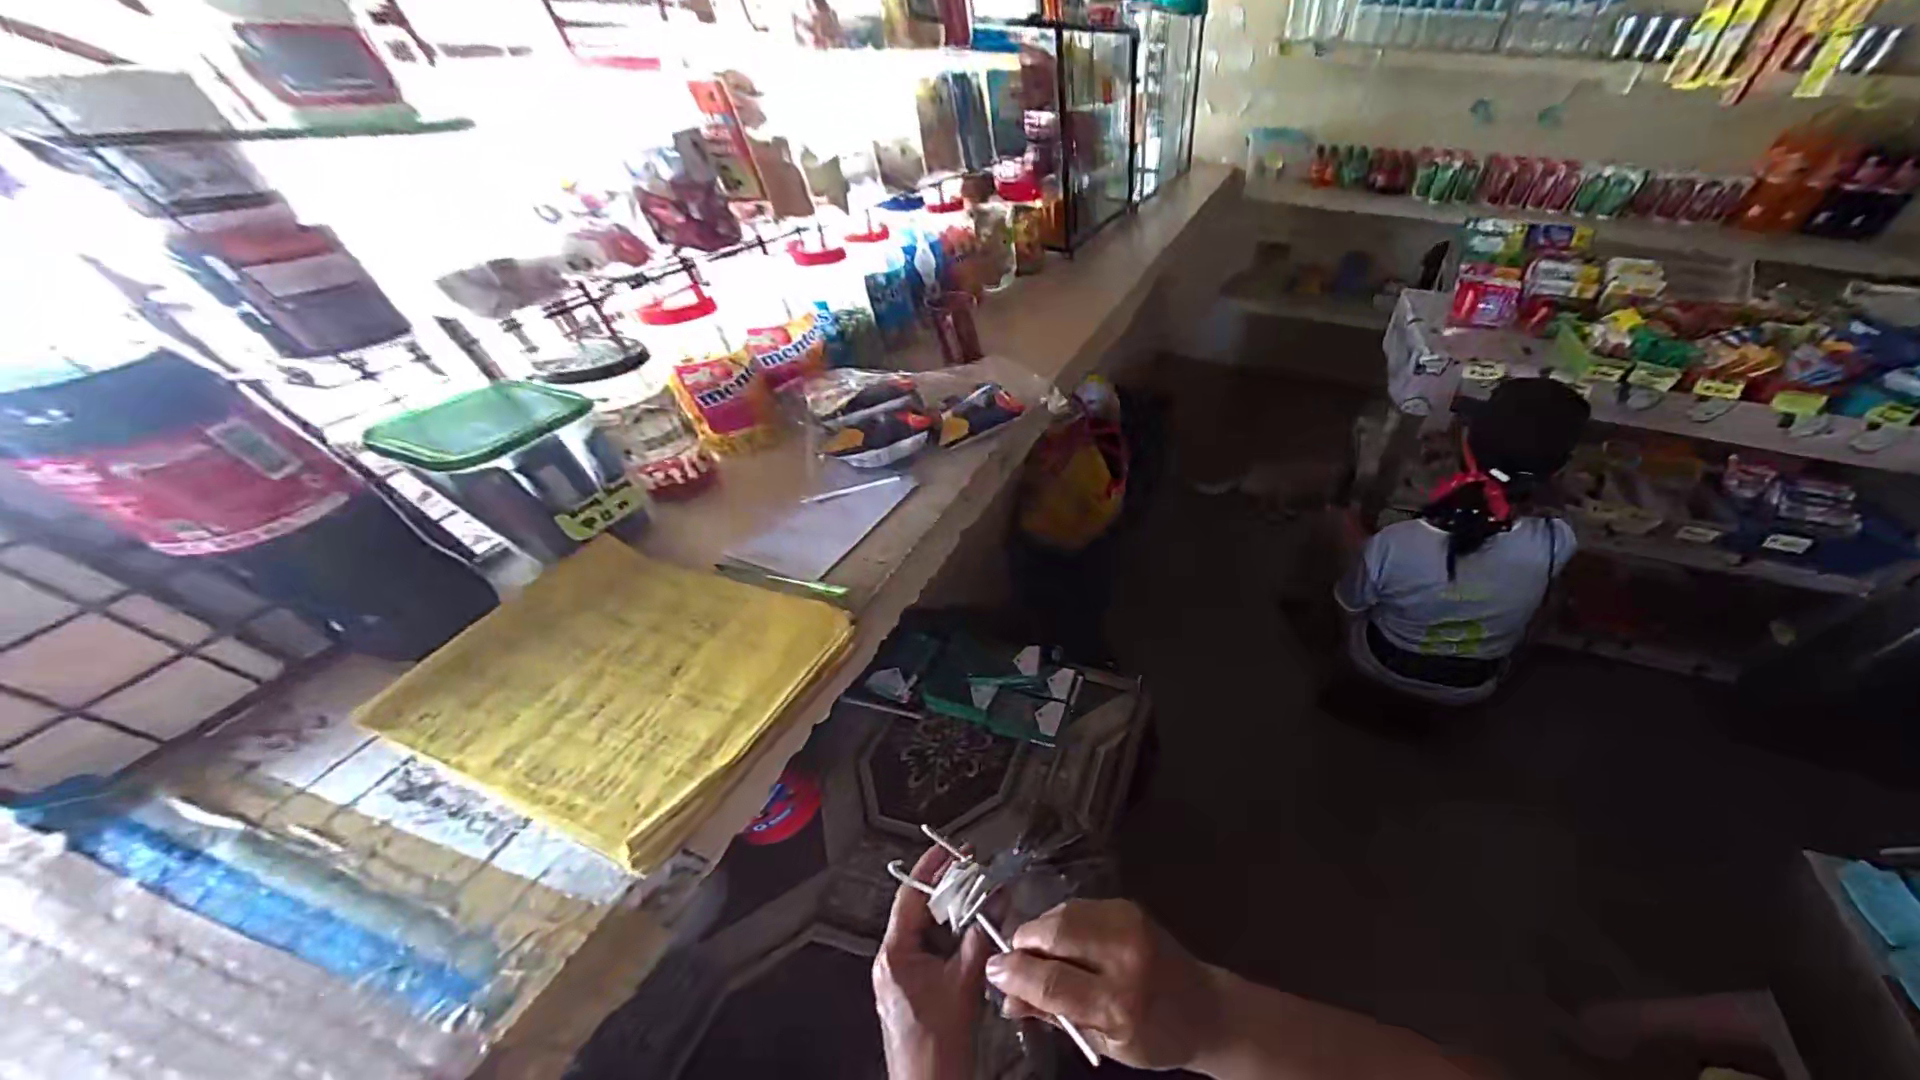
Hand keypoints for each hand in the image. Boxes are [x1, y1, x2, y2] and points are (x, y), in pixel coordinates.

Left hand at [873, 845, 992, 1079]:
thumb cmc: (937, 1049)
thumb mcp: (964, 985)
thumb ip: (981, 938)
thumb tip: (997, 898)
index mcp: (894, 953)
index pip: (910, 896)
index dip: (931, 868)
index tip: (952, 849)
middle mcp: (892, 960)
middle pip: (920, 910)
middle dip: (948, 891)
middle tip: (974, 872)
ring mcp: (902, 975)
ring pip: (929, 931)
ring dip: (954, 916)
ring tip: (980, 900)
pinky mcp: (914, 988)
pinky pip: (934, 950)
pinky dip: (953, 939)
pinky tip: (975, 934)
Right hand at [985, 898, 1221, 1069]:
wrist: (1206, 1008)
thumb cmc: (1154, 1036)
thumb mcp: (1104, 1043)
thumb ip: (1055, 1015)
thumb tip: (1006, 999)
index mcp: (1119, 1003)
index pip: (1051, 981)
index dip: (1014, 974)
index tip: (991, 971)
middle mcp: (1123, 956)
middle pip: (1053, 934)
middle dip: (1023, 943)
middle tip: (1011, 958)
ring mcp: (1127, 924)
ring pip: (1062, 913)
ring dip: (1039, 930)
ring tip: (1034, 950)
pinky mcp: (1127, 905)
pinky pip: (1078, 906)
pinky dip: (1059, 920)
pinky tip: (1058, 938)